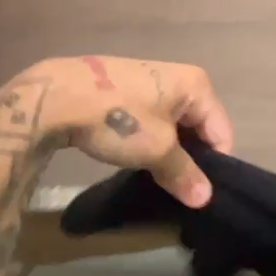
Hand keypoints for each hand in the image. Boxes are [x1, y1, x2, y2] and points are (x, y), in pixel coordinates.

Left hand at [7, 55, 234, 208]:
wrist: (54, 97)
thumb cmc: (118, 119)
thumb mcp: (156, 150)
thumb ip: (184, 173)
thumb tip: (205, 199)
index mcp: (197, 84)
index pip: (221, 130)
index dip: (214, 164)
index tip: (197, 193)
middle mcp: (180, 77)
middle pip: (198, 126)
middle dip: (190, 158)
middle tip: (175, 188)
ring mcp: (151, 81)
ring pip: (173, 124)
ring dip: (168, 151)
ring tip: (153, 176)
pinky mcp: (126, 89)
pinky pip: (151, 119)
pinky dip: (148, 139)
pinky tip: (133, 156)